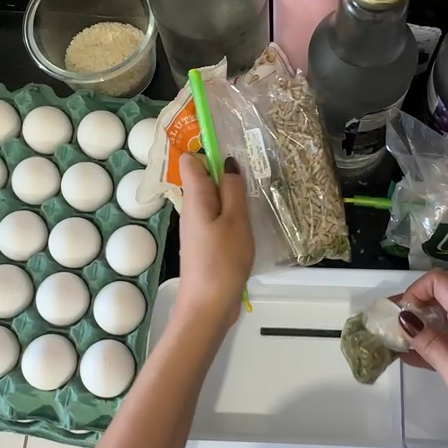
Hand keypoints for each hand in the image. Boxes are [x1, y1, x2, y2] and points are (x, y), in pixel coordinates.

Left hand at [174, 155, 252, 333]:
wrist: (208, 308)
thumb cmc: (222, 261)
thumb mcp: (235, 220)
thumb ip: (232, 189)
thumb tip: (227, 162)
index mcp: (195, 198)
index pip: (190, 160)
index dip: (206, 147)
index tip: (229, 140)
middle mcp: (192, 209)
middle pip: (203, 178)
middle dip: (224, 169)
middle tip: (253, 165)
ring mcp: (198, 227)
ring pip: (213, 198)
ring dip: (231, 193)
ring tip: (256, 189)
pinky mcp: (207, 243)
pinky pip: (218, 217)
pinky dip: (232, 213)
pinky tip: (250, 218)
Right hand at [396, 270, 447, 447]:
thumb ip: (431, 346)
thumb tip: (404, 318)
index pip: (439, 281)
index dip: (414, 292)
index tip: (398, 317)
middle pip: (444, 298)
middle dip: (414, 310)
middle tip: (389, 331)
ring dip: (426, 328)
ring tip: (398, 346)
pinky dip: (441, 342)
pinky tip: (421, 358)